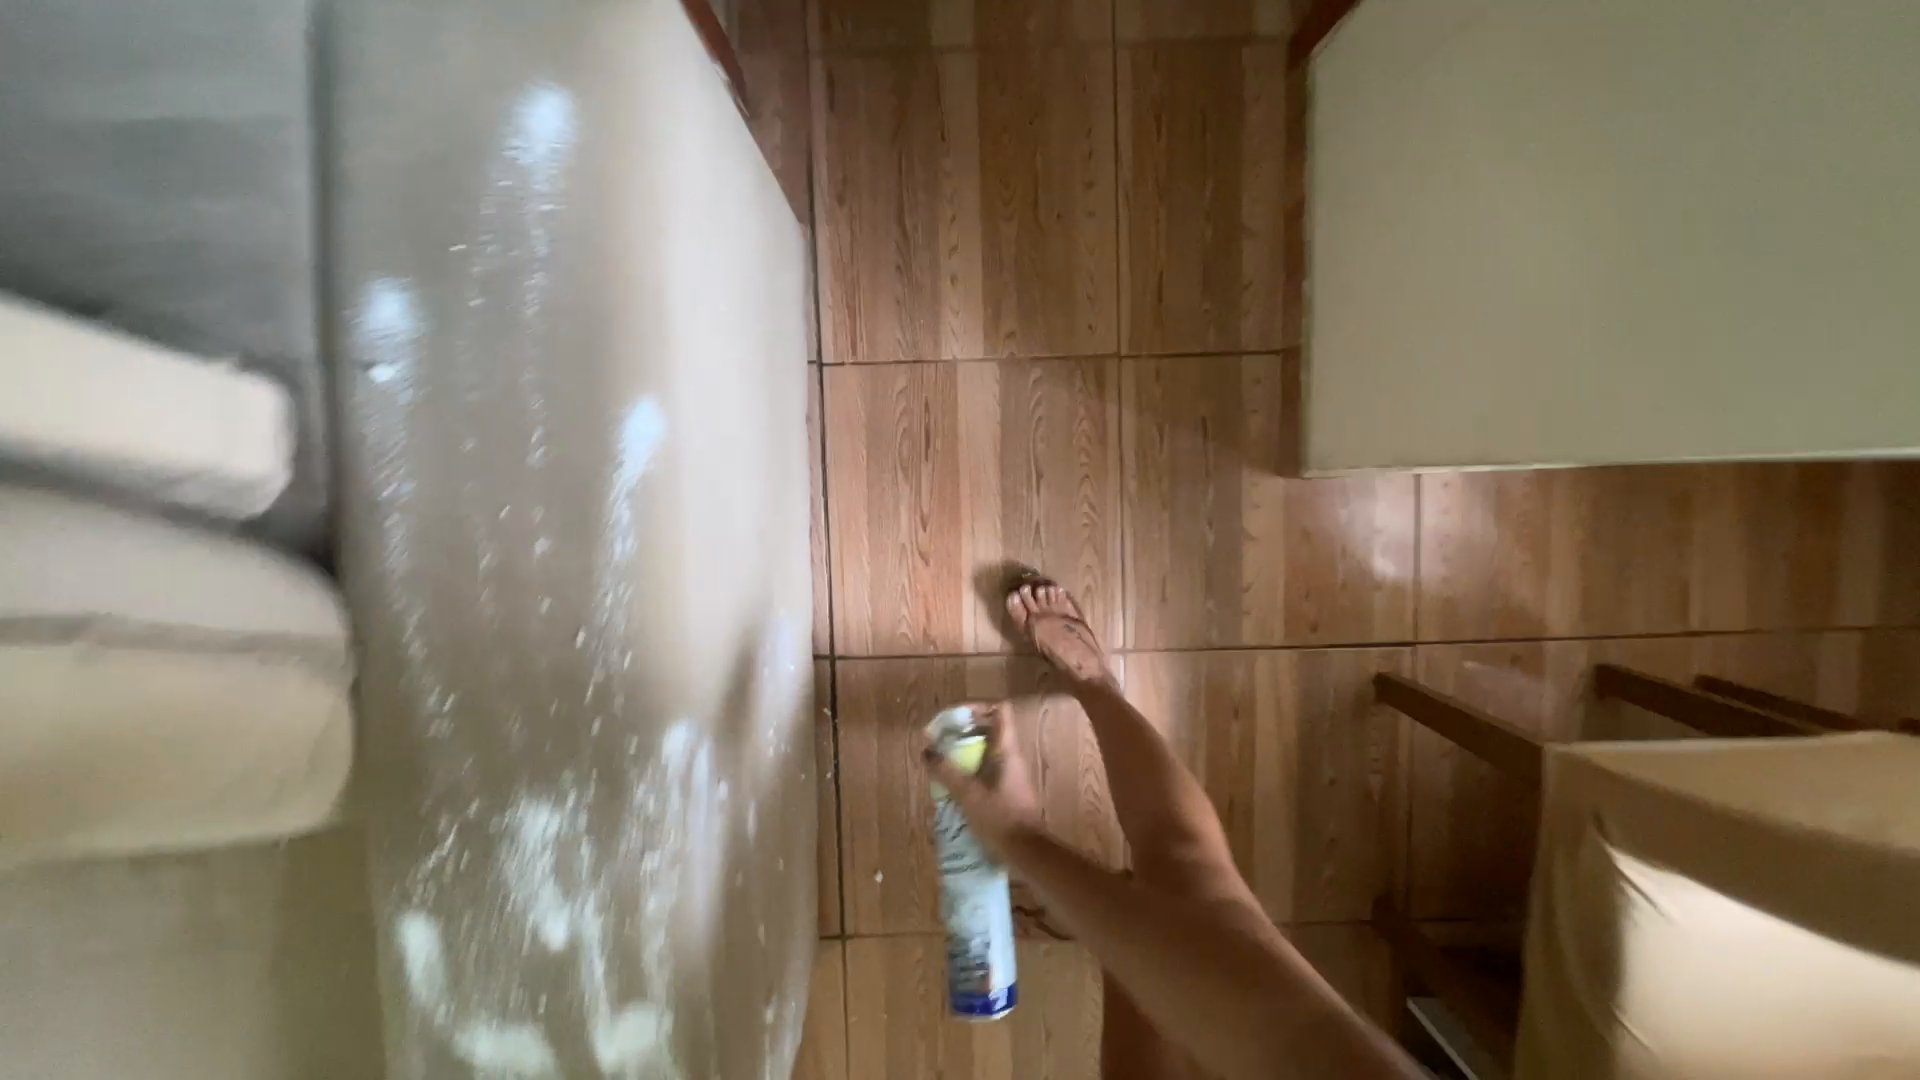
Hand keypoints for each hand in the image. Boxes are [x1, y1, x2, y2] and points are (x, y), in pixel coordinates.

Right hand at [921, 700, 1044, 862]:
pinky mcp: (1007, 789)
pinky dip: (970, 767)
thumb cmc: (999, 818)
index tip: (954, 718)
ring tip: (942, 759)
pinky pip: (986, 767)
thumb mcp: (968, 794)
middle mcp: (1011, 755)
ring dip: (965, 749)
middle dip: (963, 729)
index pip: (999, 709)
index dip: (977, 706)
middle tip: (941, 739)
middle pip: (989, 727)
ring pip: (987, 748)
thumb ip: (946, 771)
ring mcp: (1011, 772)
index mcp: (1006, 749)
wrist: (1026, 851)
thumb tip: (926, 750)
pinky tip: (953, 782)